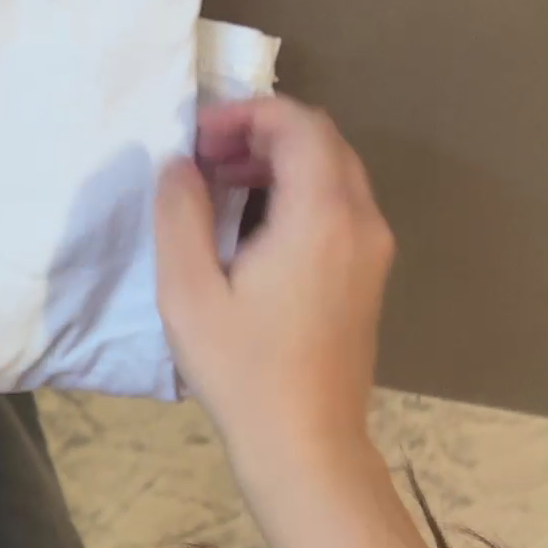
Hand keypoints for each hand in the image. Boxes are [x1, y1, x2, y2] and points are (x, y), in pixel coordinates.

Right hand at [154, 97, 394, 457]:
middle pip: (321, 144)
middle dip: (258, 136)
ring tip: (214, 190)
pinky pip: (334, 208)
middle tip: (196, 159)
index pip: (299, 127)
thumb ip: (180, 220)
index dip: (246, 114)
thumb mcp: (187, 292)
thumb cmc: (236, 364)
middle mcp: (360, 219)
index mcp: (319, 216)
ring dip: (274, 166)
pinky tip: (247, 229)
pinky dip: (290, 196)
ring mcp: (370, 247)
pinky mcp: (364, 273)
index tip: (192, 133)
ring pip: (331, 175)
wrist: (299, 432)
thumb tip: (177, 167)